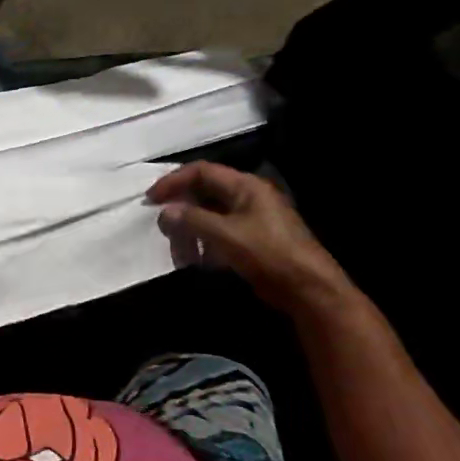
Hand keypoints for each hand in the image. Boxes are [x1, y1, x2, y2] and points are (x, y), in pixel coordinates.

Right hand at [147, 162, 349, 308]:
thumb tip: (165, 211)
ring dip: (190, 231)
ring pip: (208, 215)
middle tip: (163, 226)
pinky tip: (197, 260)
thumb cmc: (268, 254)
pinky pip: (218, 232)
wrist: (308, 289)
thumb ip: (192, 219)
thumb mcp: (225, 234)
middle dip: (180, 210)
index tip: (151, 199)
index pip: (201, 171)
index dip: (173, 181)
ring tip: (181, 252)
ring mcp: (251, 217)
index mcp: (246, 186)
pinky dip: (203, 242)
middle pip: (203, 192)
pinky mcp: (251, 238)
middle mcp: (248, 196)